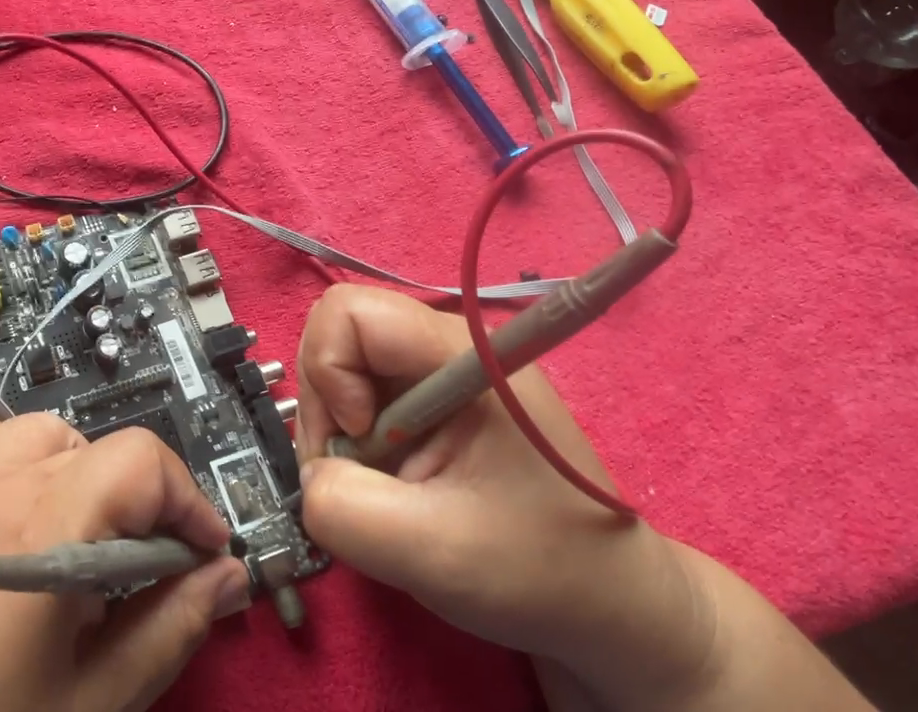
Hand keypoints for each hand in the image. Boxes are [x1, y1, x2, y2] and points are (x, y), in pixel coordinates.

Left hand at [0, 413, 250, 711]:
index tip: (202, 552)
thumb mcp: (93, 697)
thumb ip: (169, 627)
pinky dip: (16, 454)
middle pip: (102, 447)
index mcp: (43, 529)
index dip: (188, 502)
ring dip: (85, 472)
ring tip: (86, 536)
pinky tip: (21, 504)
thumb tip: (224, 577)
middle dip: (144, 502)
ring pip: (47, 431)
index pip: (142, 462)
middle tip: (150, 566)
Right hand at [294, 285, 716, 701]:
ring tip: (379, 493)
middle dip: (326, 409)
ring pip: (340, 369)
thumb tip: (309, 476)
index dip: (332, 371)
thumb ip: (343, 508)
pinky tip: (387, 488)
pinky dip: (350, 444)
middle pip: (337, 337)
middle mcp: (447, 349)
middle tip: (356, 476)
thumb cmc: (541, 573)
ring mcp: (436, 375)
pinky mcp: (428, 403)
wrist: (607, 604)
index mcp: (466, 359)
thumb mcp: (434, 552)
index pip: (350, 312)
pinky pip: (356, 398)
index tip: (362, 440)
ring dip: (335, 432)